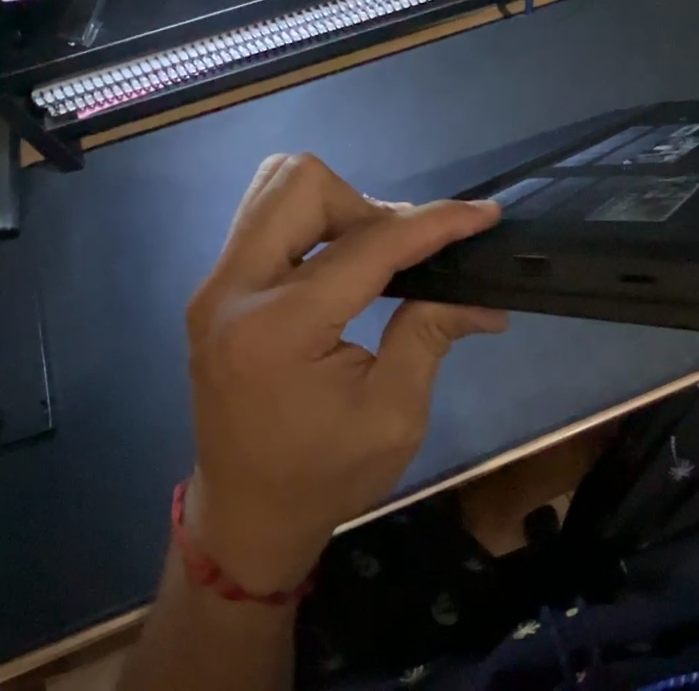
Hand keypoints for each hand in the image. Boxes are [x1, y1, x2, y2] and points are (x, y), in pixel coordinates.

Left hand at [183, 154, 505, 591]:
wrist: (247, 515)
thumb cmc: (325, 476)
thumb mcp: (395, 416)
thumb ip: (430, 334)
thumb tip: (482, 296)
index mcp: (279, 328)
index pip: (367, 245)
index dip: (434, 223)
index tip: (483, 214)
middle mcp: (233, 290)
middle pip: (301, 183)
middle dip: (368, 204)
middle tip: (404, 254)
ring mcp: (215, 285)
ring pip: (276, 187)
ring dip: (336, 205)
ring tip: (372, 256)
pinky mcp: (216, 289)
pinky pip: (265, 218)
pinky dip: (313, 223)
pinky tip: (341, 265)